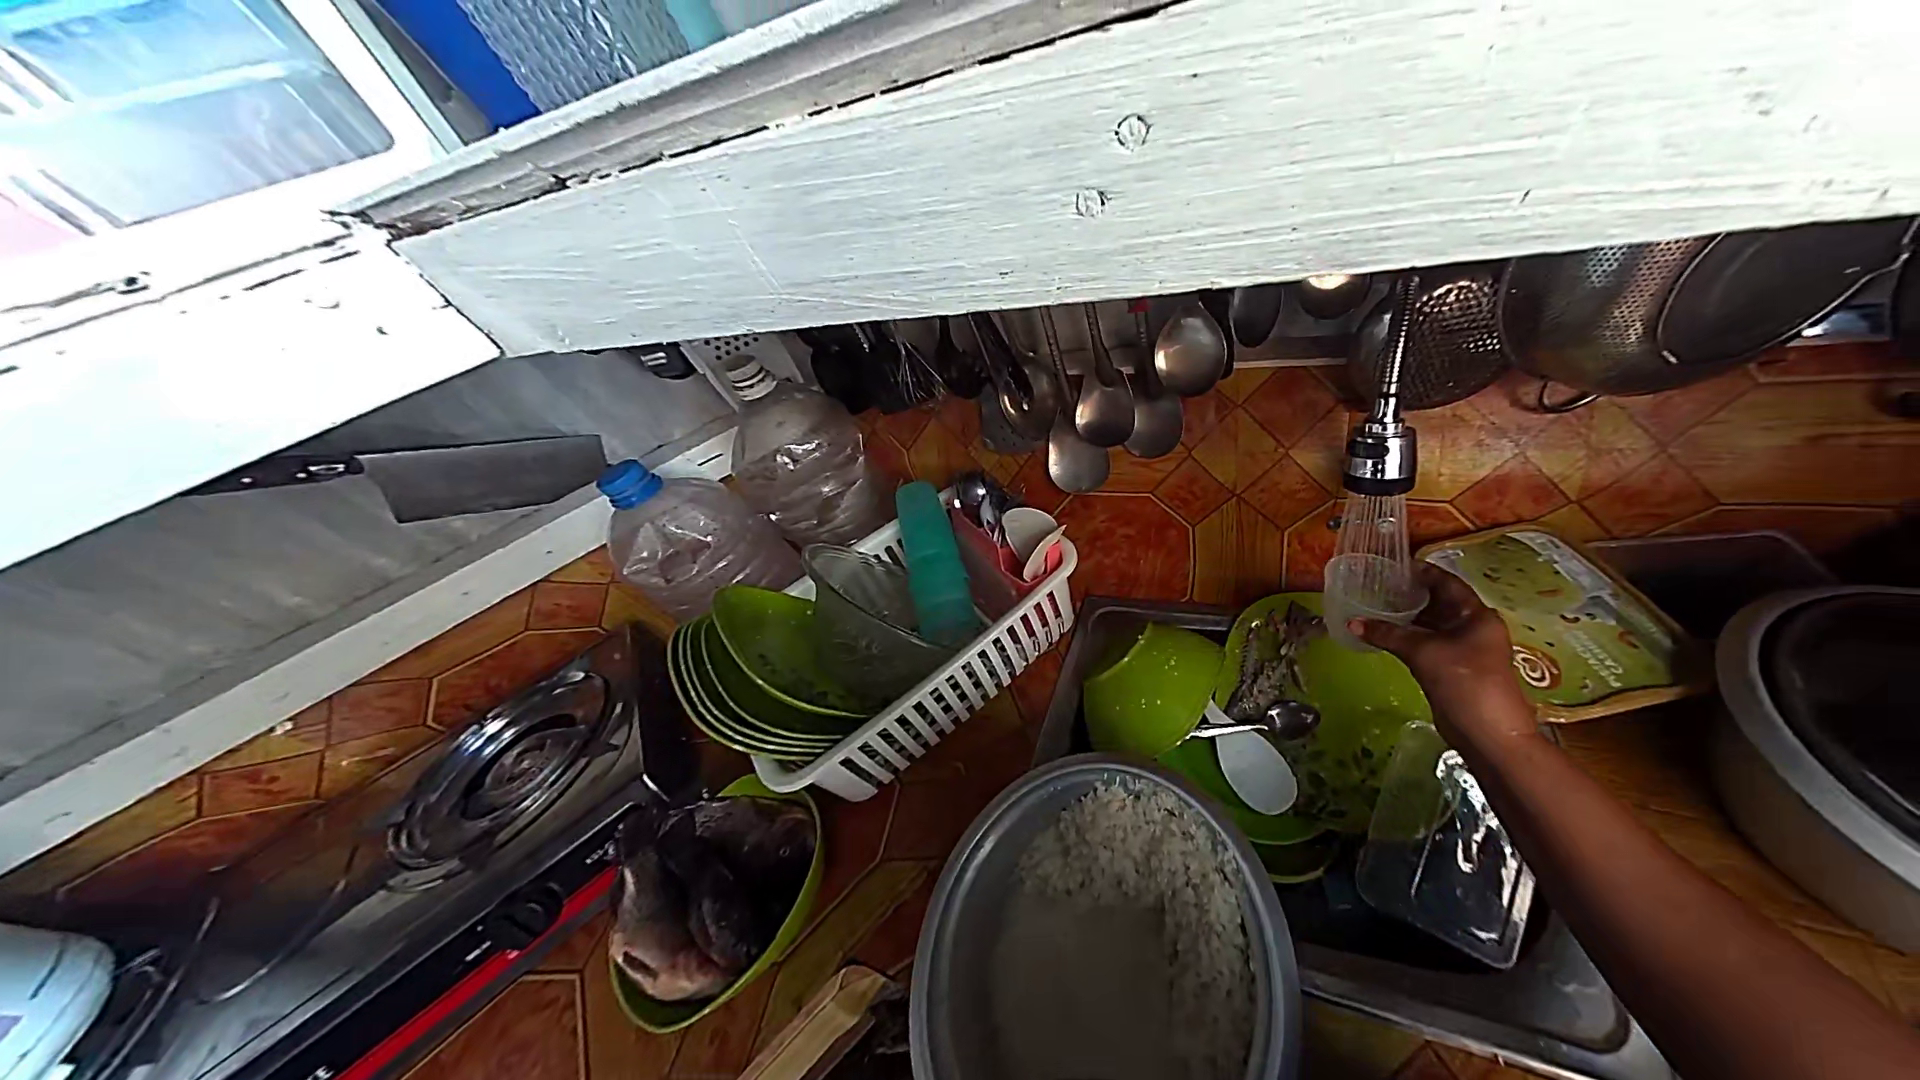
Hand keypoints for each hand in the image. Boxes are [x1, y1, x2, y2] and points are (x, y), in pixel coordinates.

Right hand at [1348, 562, 1537, 747]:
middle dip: (1407, 593)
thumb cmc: (1465, 682)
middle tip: (1374, 584)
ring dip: (1403, 615)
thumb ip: (1387, 634)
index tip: (1391, 565)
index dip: (1420, 572)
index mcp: (1476, 616)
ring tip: (1372, 604)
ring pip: (1429, 623)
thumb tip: (1352, 622)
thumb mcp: (1423, 652)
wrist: (1489, 733)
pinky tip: (1381, 632)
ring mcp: (1462, 648)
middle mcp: (1472, 627)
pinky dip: (1404, 634)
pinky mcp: (1450, 666)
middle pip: (1437, 601)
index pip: (1445, 582)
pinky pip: (1424, 641)